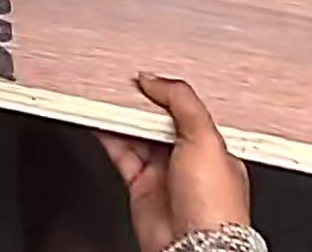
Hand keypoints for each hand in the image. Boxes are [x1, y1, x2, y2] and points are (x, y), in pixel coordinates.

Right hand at [95, 73, 250, 251]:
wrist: (193, 251)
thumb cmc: (216, 209)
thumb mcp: (206, 139)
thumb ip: (180, 100)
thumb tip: (153, 79)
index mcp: (211, 148)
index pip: (184, 108)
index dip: (164, 91)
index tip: (144, 76)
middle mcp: (186, 159)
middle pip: (155, 118)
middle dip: (138, 101)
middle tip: (119, 81)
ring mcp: (162, 172)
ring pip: (134, 131)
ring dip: (118, 113)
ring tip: (102, 93)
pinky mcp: (139, 184)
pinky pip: (118, 150)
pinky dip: (105, 132)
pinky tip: (96, 117)